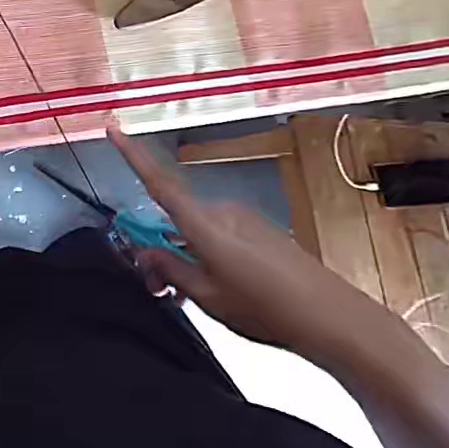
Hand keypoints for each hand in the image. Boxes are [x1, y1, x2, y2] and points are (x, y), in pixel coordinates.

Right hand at [108, 126, 412, 366]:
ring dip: (183, 256)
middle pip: (174, 218)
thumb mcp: (207, 296)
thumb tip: (145, 252)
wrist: (335, 319)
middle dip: (158, 248)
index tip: (112, 128)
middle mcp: (221, 212)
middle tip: (156, 289)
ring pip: (195, 230)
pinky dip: (204, 255)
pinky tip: (214, 287)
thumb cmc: (265, 309)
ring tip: (185, 297)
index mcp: (204, 225)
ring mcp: (243, 219)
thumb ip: (171, 269)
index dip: (133, 156)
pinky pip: (218, 235)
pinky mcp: (259, 230)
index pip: (158, 184)